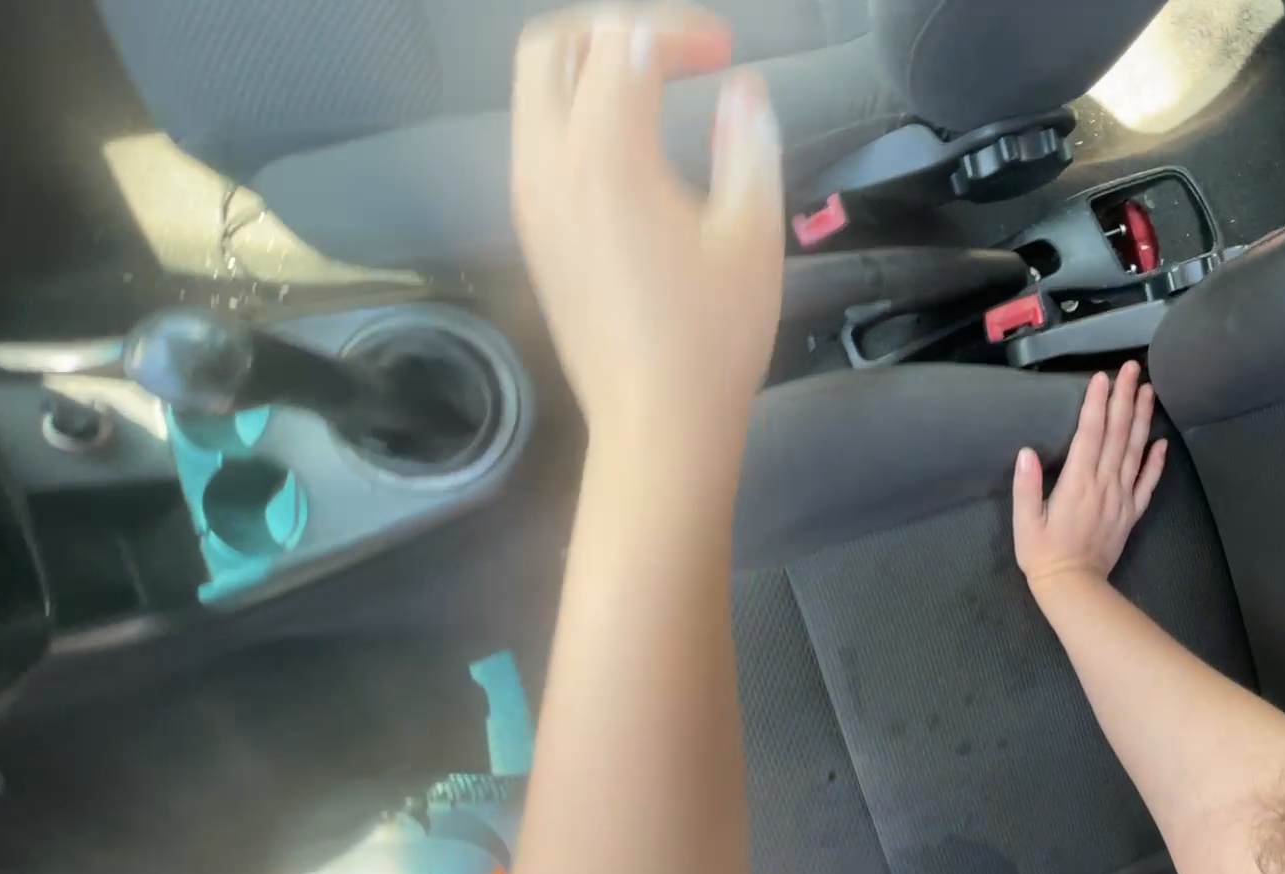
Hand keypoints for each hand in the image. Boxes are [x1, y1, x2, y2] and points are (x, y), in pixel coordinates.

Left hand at [510, 4, 784, 445]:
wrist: (657, 423)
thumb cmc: (715, 336)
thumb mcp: (753, 239)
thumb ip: (749, 147)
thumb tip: (744, 92)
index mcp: (605, 154)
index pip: (625, 43)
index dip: (680, 32)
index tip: (729, 55)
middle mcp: (547, 163)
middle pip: (554, 47)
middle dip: (616, 32)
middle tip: (677, 57)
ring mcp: (530, 202)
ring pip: (535, 94)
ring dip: (591, 74)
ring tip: (655, 97)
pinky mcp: (534, 237)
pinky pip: (538, 144)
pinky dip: (578, 121)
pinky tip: (630, 160)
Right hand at [1013, 361, 1168, 588]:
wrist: (1073, 587)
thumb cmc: (1042, 554)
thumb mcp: (1024, 522)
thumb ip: (1026, 486)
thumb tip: (1027, 452)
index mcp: (1077, 483)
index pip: (1090, 434)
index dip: (1096, 403)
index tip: (1101, 377)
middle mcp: (1104, 485)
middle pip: (1117, 434)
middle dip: (1124, 398)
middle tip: (1131, 368)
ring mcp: (1121, 498)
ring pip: (1135, 451)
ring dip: (1142, 419)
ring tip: (1148, 391)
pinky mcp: (1130, 513)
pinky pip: (1147, 483)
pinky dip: (1156, 461)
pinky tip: (1161, 442)